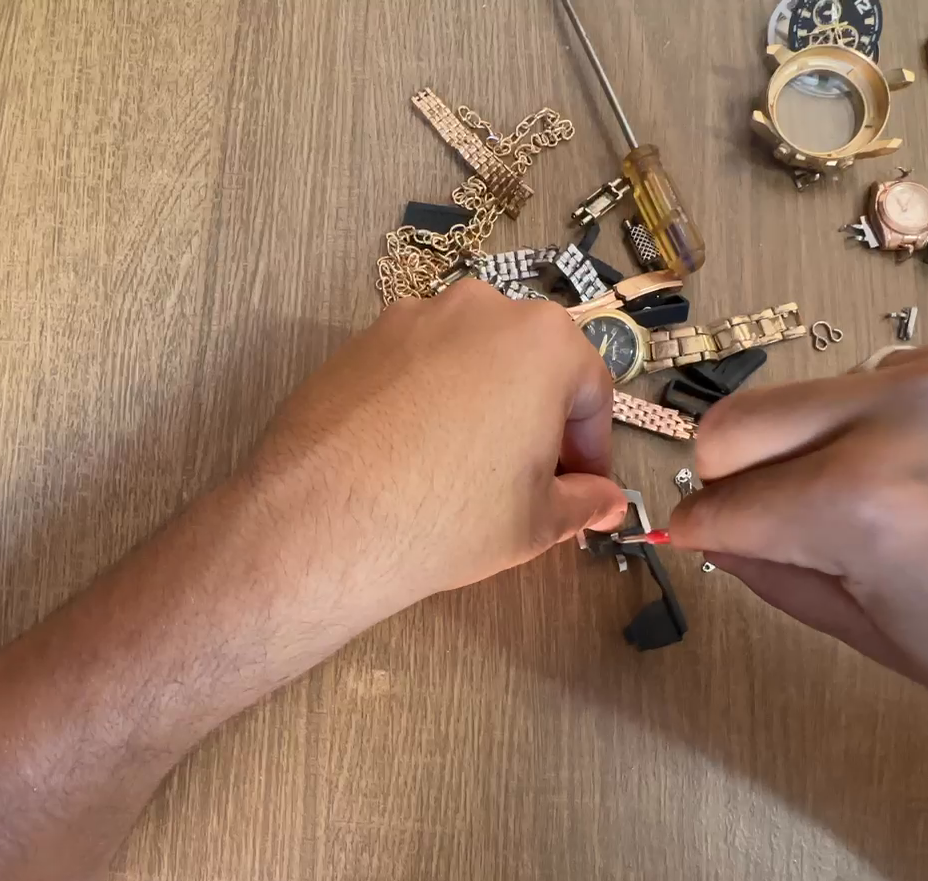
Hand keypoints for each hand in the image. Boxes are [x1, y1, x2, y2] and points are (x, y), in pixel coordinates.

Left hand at [237, 280, 626, 614]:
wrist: (323, 519)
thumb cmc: (448, 518)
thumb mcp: (535, 523)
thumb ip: (583, 503)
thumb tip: (605, 502)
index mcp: (542, 340)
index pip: (590, 391)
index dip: (592, 448)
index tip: (583, 488)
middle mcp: (478, 310)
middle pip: (527, 368)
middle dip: (537, 424)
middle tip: (527, 483)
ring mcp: (409, 319)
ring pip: (467, 364)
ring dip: (480, 409)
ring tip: (462, 471)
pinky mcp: (357, 342)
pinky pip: (413, 371)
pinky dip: (426, 404)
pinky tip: (409, 456)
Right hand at [668, 319, 927, 834]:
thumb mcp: (902, 647)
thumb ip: (784, 582)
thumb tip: (725, 539)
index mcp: (871, 506)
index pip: (718, 506)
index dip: (697, 535)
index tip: (696, 544)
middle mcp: (910, 406)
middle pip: (735, 420)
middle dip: (729, 477)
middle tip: (772, 521)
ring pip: (819, 393)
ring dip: (820, 445)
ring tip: (895, 500)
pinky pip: (908, 372)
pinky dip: (899, 420)